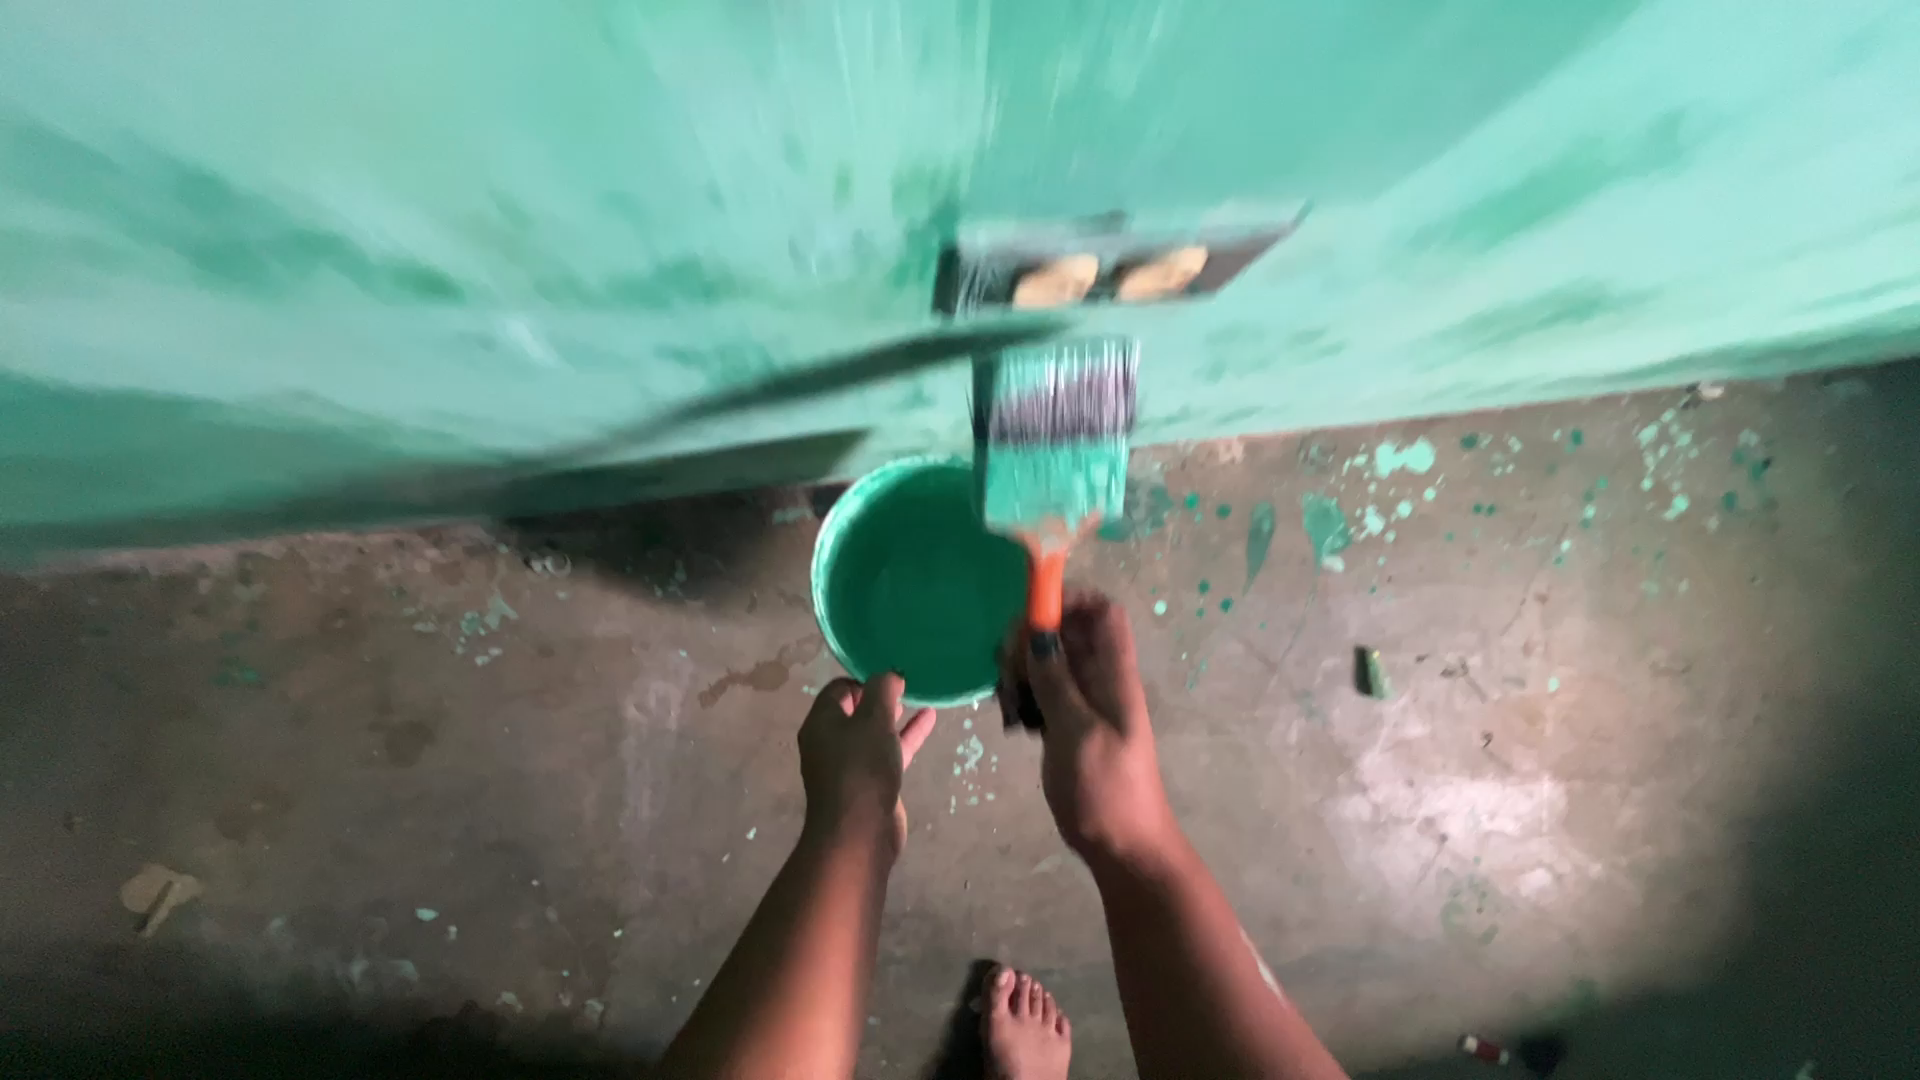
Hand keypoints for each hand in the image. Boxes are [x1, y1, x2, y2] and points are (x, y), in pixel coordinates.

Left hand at [798, 673, 936, 853]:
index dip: (863, 677)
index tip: (890, 674)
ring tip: (919, 696)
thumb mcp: (874, 721)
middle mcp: (830, 741)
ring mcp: (849, 764)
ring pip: (873, 731)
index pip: (838, 688)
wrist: (859, 833)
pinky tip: (928, 720)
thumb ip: (882, 691)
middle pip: (855, 709)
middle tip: (906, 682)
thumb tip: (889, 673)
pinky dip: (905, 735)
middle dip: (879, 695)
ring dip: (894, 714)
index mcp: (821, 722)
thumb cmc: (862, 768)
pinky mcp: (869, 782)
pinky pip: (886, 750)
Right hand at [999, 593, 1178, 865]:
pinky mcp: (1063, 721)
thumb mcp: (1078, 733)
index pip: (1102, 611)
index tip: (1030, 616)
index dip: (1070, 600)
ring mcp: (1080, 699)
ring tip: (1009, 704)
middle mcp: (1097, 678)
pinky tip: (1013, 721)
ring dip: (1019, 670)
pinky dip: (1021, 694)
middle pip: (1063, 630)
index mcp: (1113, 674)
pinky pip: (1038, 688)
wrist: (1122, 847)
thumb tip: (1035, 633)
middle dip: (1029, 640)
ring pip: (1045, 659)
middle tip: (1010, 672)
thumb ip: (1056, 681)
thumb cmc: (1108, 790)